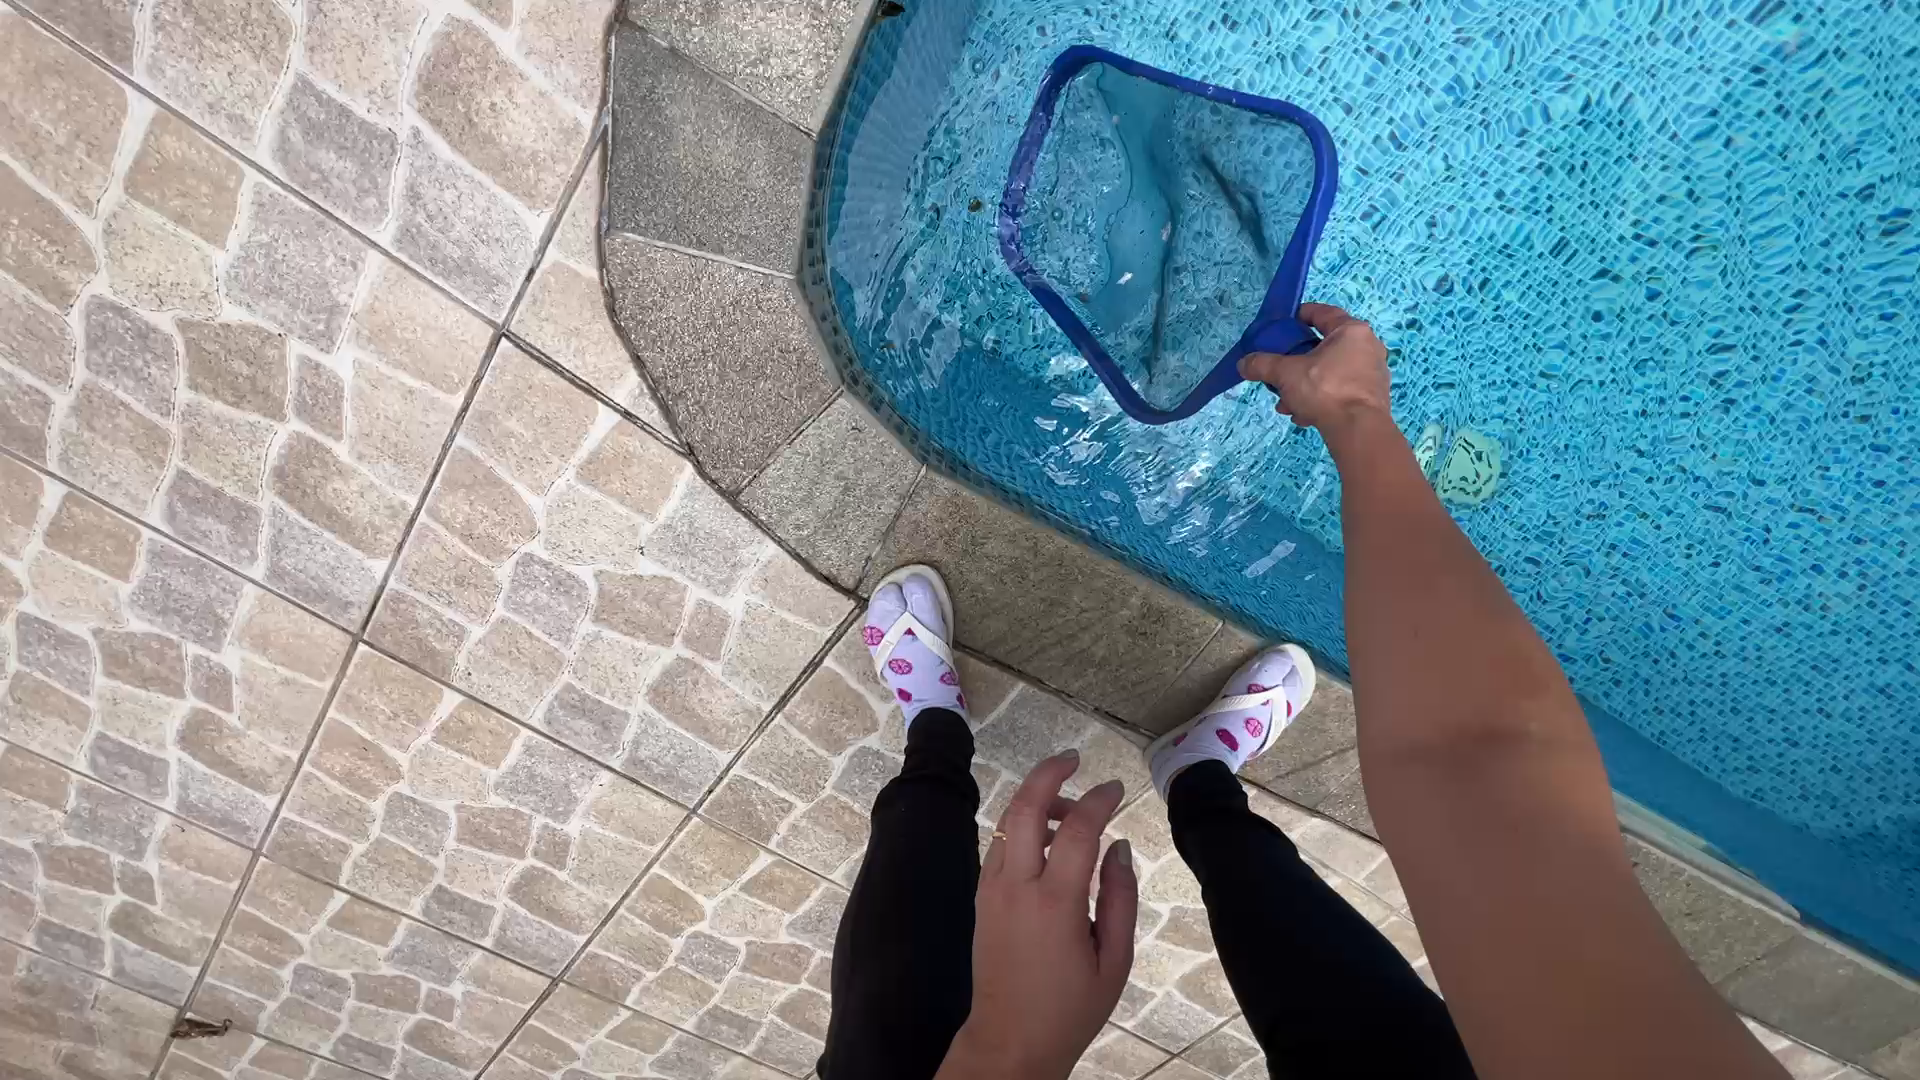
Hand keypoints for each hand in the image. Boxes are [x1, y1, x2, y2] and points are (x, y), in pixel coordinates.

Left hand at [937, 751, 1137, 1079]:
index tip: (1116, 788)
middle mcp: (1016, 885)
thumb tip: (1118, 845)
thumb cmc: (1070, 1008)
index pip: (1077, 830)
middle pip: (1024, 806)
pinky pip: (999, 842)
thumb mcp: (1114, 962)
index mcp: (1055, 904)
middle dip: (1048, 772)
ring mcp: (991, 887)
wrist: (1008, 1042)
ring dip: (1035, 799)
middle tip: (1073, 759)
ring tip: (1069, 810)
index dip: (1099, 800)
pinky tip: (1044, 837)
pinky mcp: (980, 894)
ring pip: (1006, 820)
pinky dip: (1020, 825)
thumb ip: (1119, 897)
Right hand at [1239, 302, 1390, 433]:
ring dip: (1305, 385)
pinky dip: (1320, 398)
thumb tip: (1243, 363)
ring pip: (1330, 372)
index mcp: (1351, 331)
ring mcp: (1372, 372)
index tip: (1285, 322)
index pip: (1323, 313)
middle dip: (1297, 362)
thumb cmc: (1324, 389)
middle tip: (1280, 371)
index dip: (1301, 314)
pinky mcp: (1372, 395)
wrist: (1357, 428)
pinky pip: (1339, 390)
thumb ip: (1262, 365)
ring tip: (1287, 403)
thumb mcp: (1285, 374)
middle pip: (1324, 347)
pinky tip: (1304, 414)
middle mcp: (1367, 346)